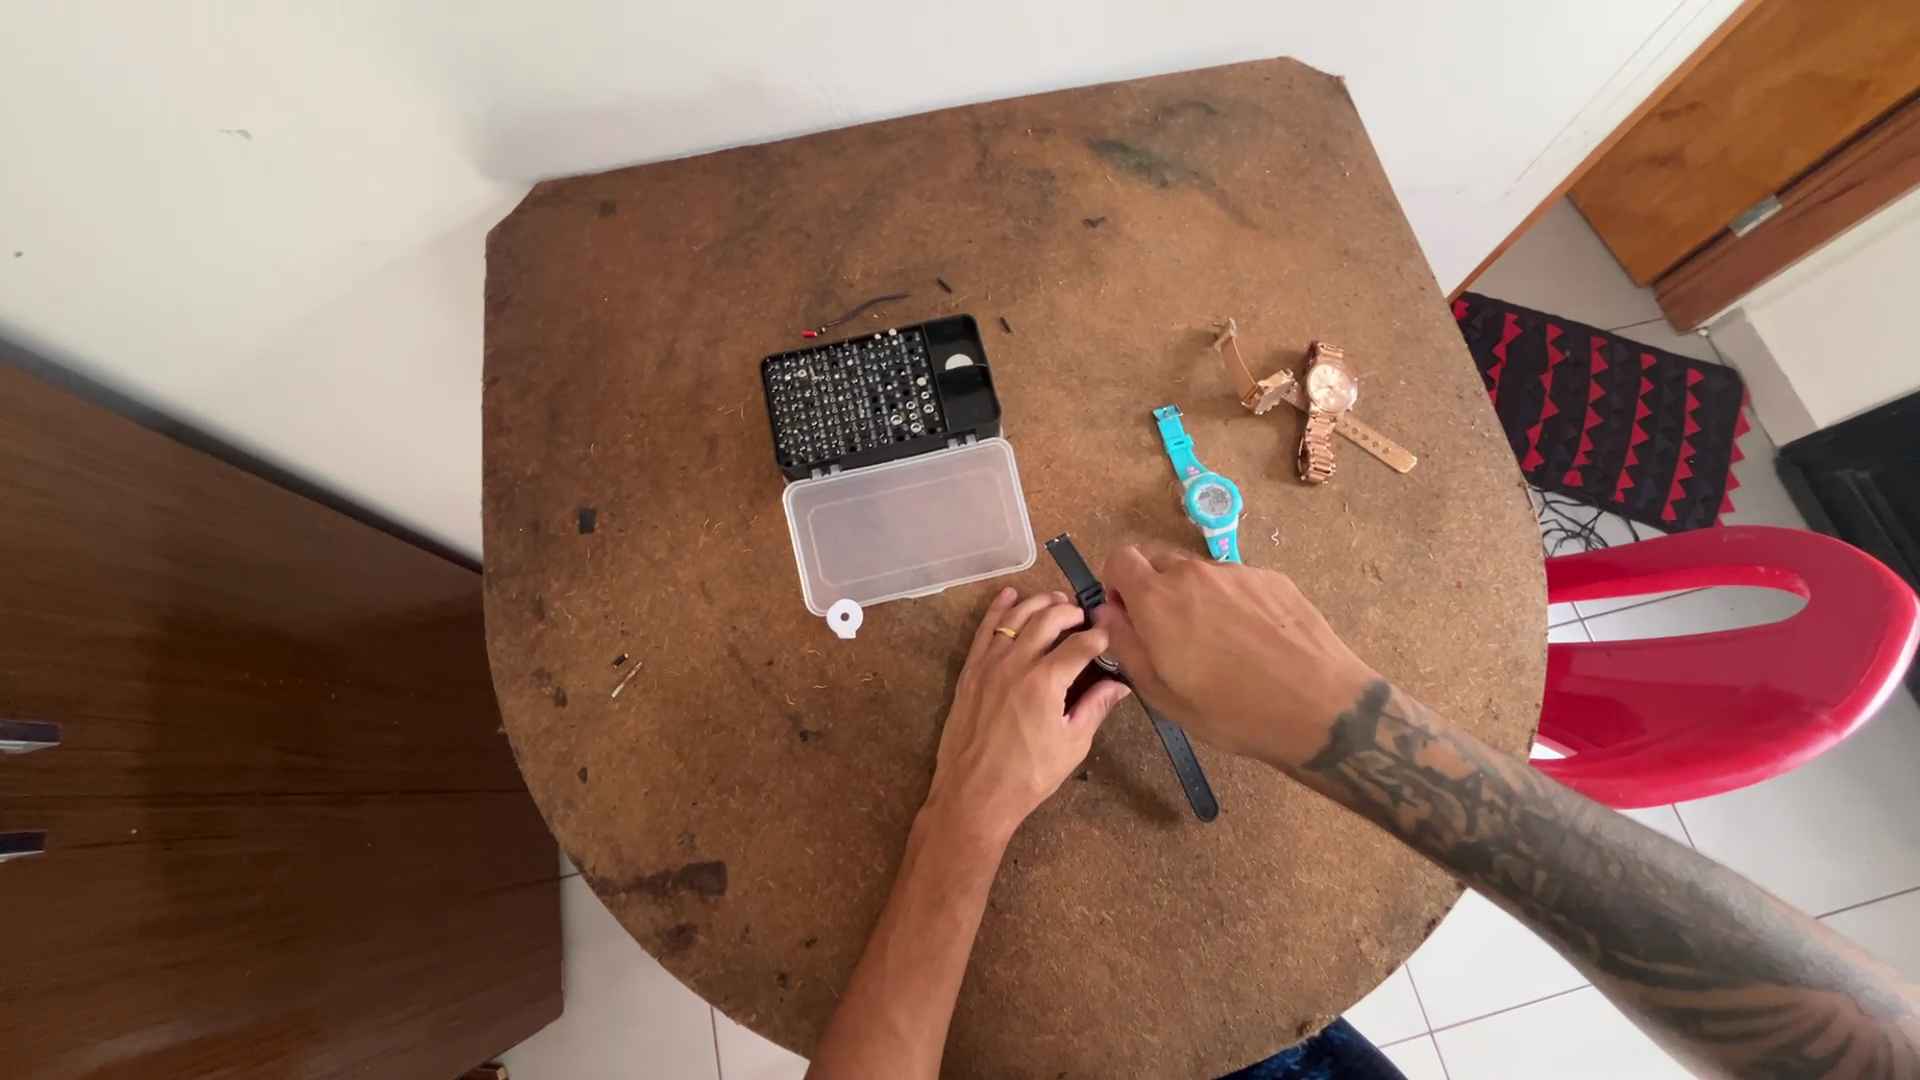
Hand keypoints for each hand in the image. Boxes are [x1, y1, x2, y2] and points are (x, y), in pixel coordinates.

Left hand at [924, 588, 1132, 844]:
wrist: (974, 795)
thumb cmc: (1028, 776)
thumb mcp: (1072, 745)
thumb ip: (1095, 707)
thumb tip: (1120, 684)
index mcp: (1045, 682)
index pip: (1079, 645)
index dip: (1099, 637)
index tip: (1109, 636)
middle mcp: (1016, 664)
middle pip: (1047, 620)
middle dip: (1070, 612)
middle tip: (1083, 615)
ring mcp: (989, 664)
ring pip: (1016, 618)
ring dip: (1038, 603)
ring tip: (1055, 599)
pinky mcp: (970, 671)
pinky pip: (985, 630)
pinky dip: (998, 609)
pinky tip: (1009, 594)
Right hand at [1092, 546, 1377, 769]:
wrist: (1319, 708)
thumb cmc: (1231, 710)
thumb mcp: (1161, 693)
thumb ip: (1124, 644)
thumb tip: (1106, 612)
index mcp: (1157, 599)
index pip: (1120, 559)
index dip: (1117, 583)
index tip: (1128, 614)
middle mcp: (1193, 574)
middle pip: (1158, 563)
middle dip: (1154, 590)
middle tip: (1171, 635)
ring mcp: (1236, 572)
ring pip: (1198, 574)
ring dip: (1194, 597)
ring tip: (1219, 643)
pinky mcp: (1271, 579)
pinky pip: (1235, 582)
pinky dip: (1232, 602)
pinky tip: (1253, 641)